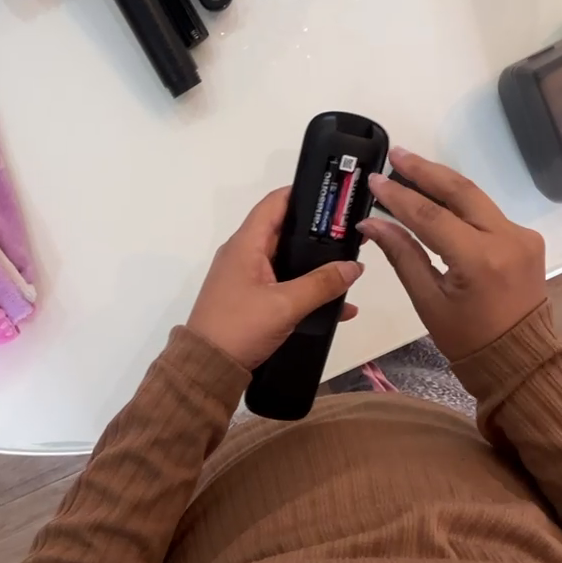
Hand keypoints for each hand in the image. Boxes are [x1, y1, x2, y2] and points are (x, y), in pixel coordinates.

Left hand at [187, 187, 362, 368]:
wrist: (207, 368)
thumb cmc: (240, 327)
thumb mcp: (285, 305)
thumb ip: (322, 284)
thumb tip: (354, 267)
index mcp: (246, 244)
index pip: (276, 203)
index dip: (305, 194)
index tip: (336, 197)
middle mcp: (245, 255)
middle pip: (286, 231)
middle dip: (319, 233)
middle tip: (353, 234)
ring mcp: (248, 279)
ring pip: (289, 263)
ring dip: (317, 267)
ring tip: (351, 267)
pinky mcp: (252, 302)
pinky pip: (286, 288)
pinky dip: (308, 293)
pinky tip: (338, 307)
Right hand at [358, 148, 546, 359]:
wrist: (520, 358)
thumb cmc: (466, 338)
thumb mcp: (427, 301)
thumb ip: (403, 256)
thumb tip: (374, 223)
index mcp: (479, 260)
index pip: (432, 216)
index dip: (399, 197)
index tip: (374, 180)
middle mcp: (506, 238)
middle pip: (461, 191)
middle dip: (425, 170)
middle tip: (395, 153)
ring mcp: (521, 235)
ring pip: (476, 197)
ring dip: (442, 181)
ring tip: (410, 165)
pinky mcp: (525, 238)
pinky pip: (486, 213)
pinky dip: (459, 202)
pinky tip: (437, 196)